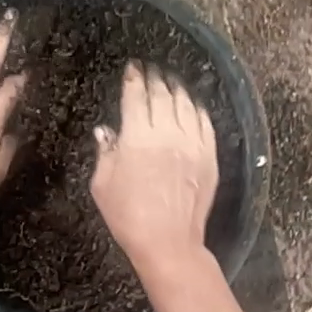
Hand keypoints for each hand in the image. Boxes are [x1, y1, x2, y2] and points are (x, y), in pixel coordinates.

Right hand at [91, 63, 218, 274]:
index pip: (135, 96)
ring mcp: (192, 144)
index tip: (132, 69)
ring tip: (171, 81)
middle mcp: (167, 134)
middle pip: (162, 94)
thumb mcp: (102, 184)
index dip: (133, 79)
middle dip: (155, 78)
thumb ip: (105, 152)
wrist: (168, 242)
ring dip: (177, 88)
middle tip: (150, 70)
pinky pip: (205, 123)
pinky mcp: (209, 156)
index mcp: (137, 138)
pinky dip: (197, 109)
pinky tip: (192, 105)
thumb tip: (106, 131)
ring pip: (186, 104)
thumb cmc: (128, 216)